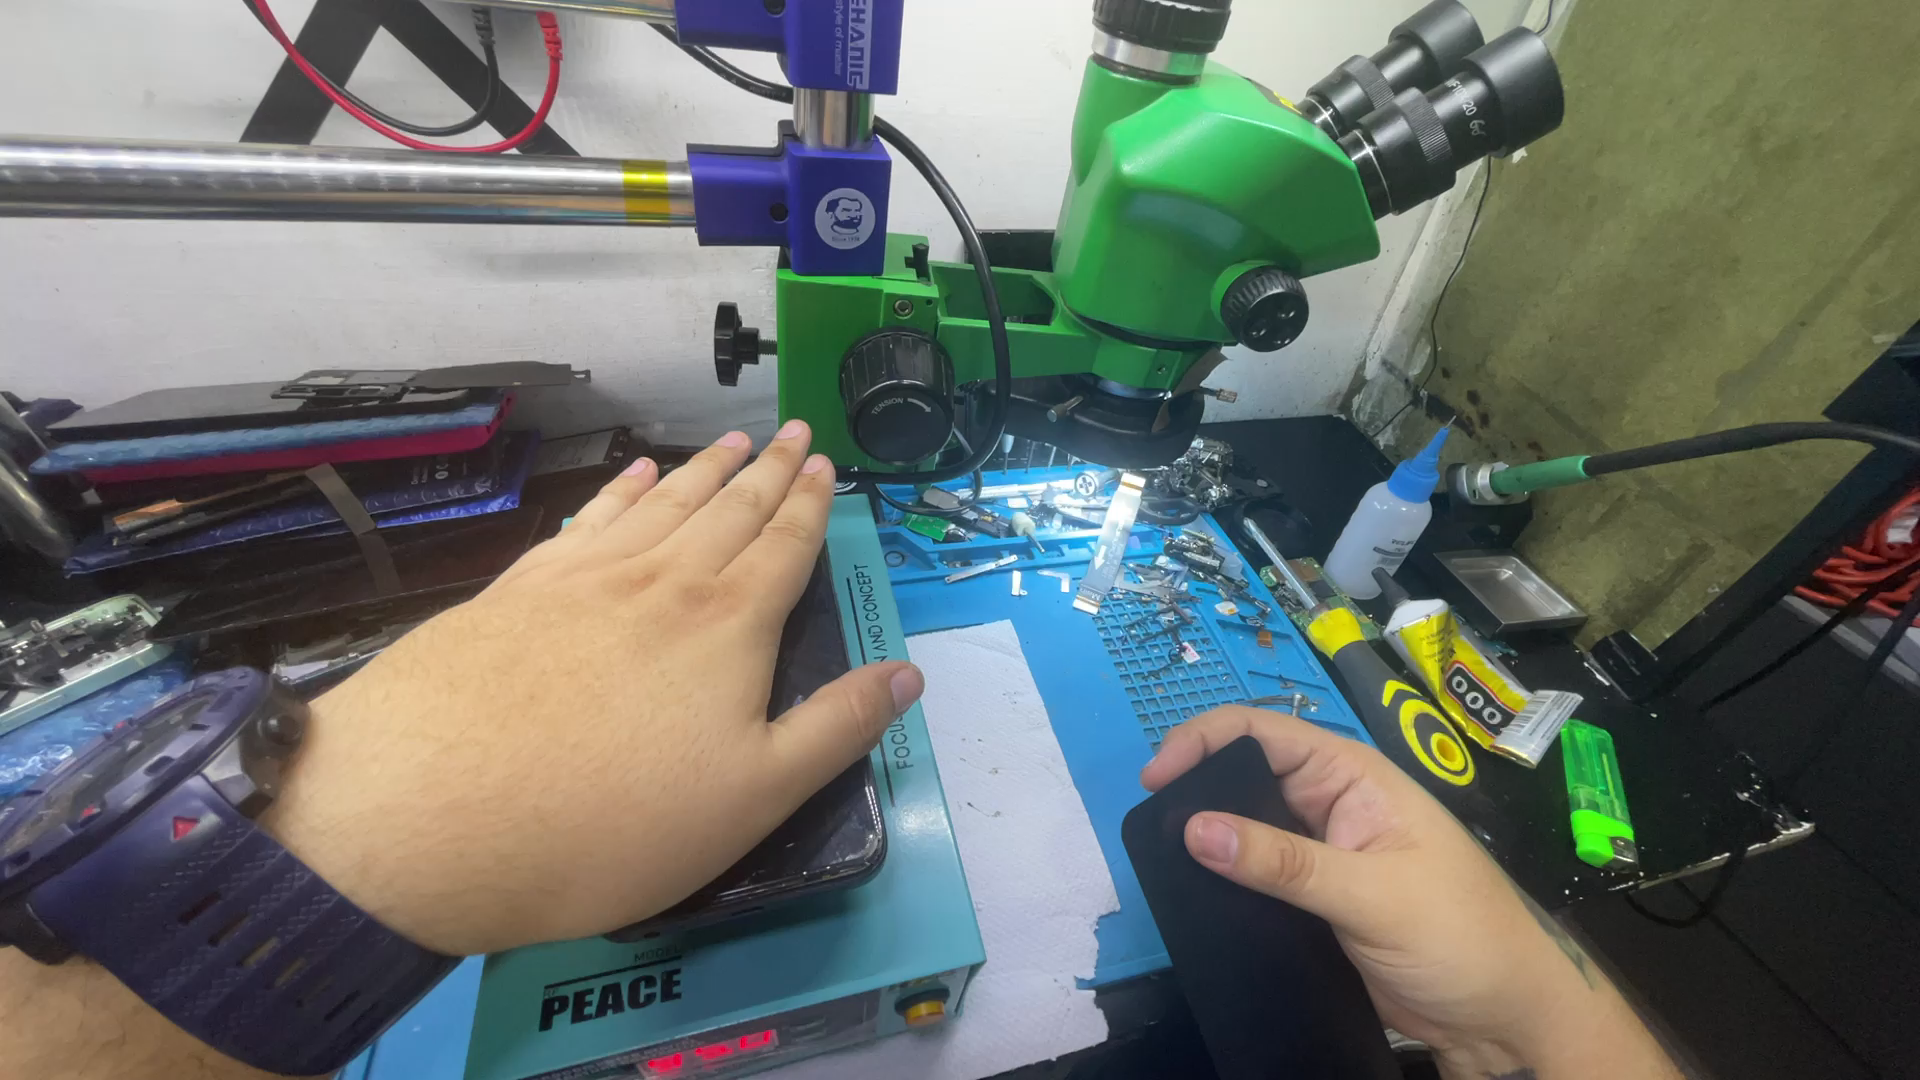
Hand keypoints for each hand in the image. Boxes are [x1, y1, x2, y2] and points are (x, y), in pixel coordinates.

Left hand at [260, 421, 924, 956]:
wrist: (421, 821)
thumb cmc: (613, 820)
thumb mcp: (757, 795)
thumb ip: (839, 727)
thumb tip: (908, 673)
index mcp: (728, 624)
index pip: (785, 545)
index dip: (810, 502)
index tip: (824, 463)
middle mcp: (666, 580)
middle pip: (731, 508)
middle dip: (769, 468)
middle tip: (792, 430)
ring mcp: (588, 577)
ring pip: (665, 502)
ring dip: (705, 468)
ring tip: (731, 438)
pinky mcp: (522, 589)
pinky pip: (591, 519)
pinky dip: (622, 488)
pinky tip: (634, 472)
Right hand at [1141, 708, 1679, 1077]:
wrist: (1511, 1025)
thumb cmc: (1462, 937)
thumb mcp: (1374, 894)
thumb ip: (1283, 861)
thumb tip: (1193, 828)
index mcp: (1346, 773)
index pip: (1258, 730)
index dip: (1201, 739)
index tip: (1157, 777)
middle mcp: (1324, 798)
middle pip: (1241, 768)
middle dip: (1194, 780)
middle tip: (1151, 815)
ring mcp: (1314, 844)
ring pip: (1241, 818)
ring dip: (1203, 827)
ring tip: (1161, 847)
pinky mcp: (1307, 889)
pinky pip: (1250, 865)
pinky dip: (1220, 867)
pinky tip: (1193, 881)